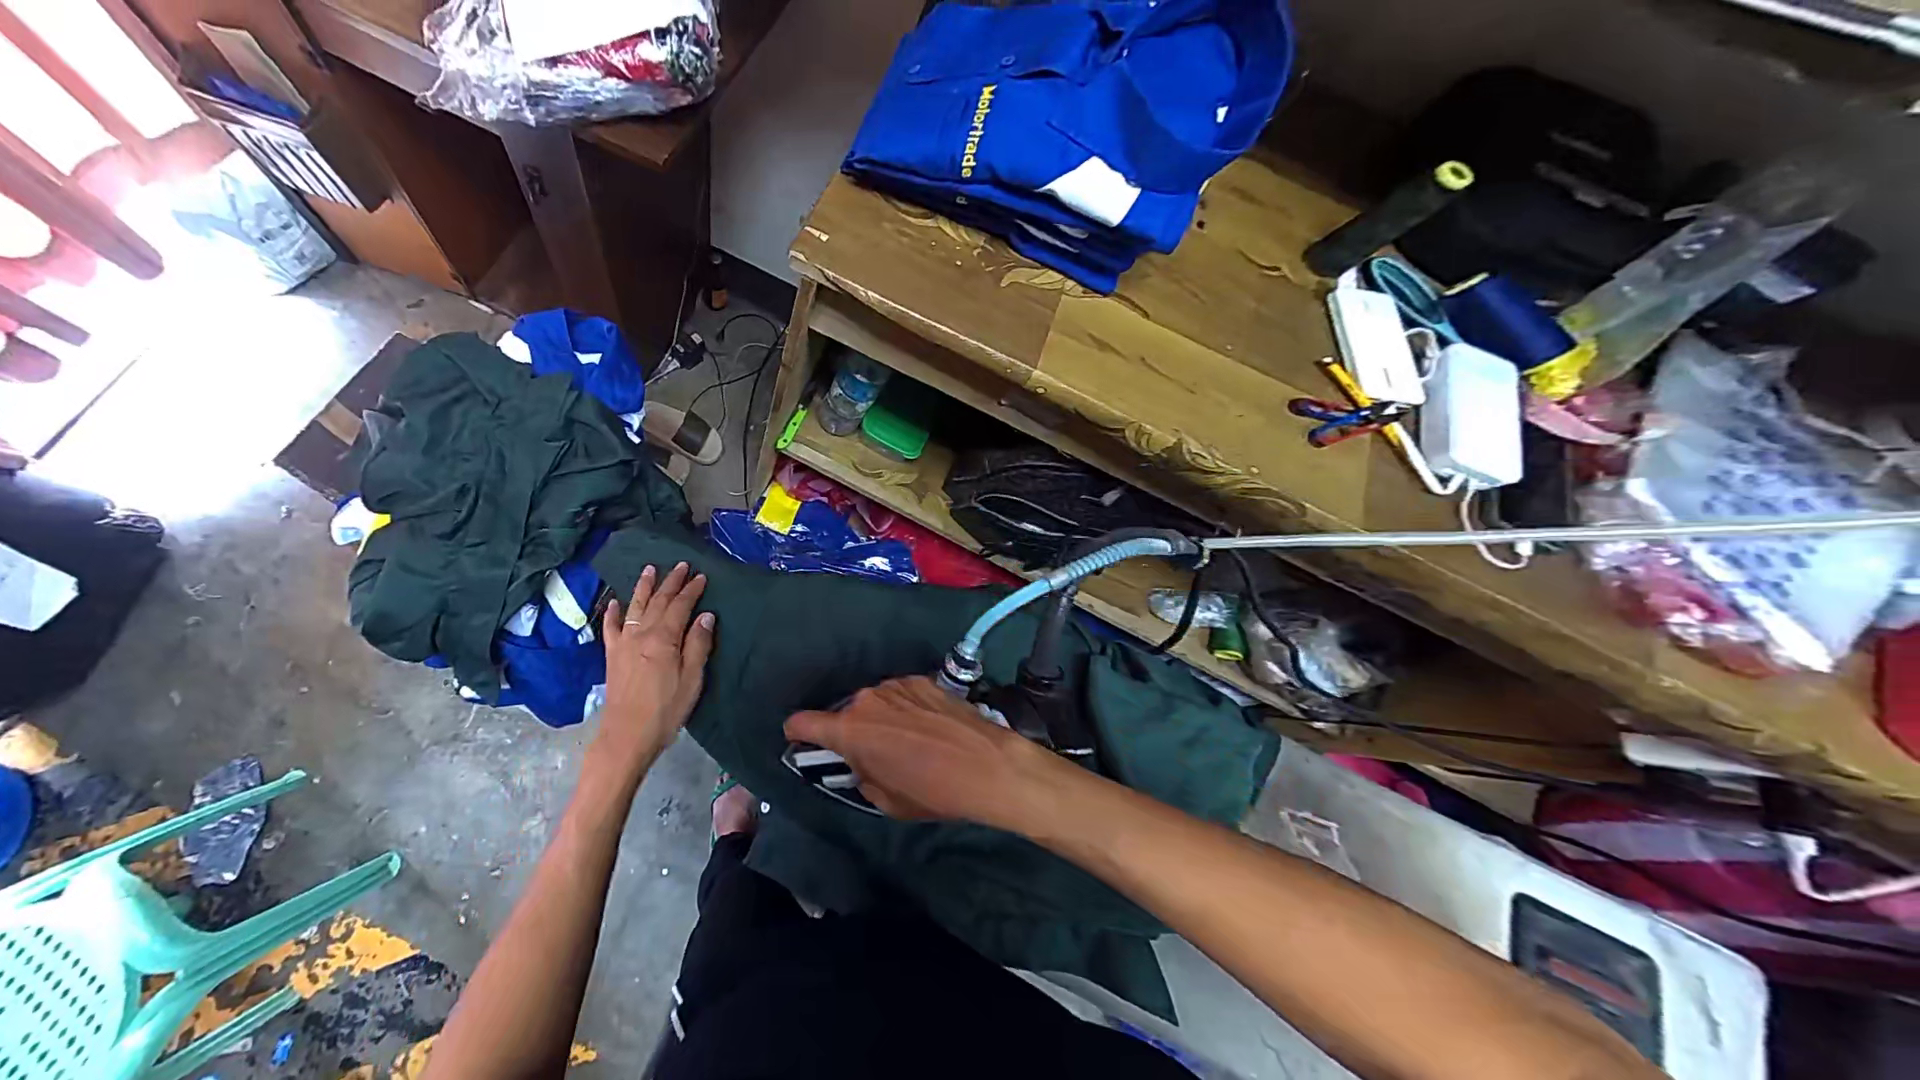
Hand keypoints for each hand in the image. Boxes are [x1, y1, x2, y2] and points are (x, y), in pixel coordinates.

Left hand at [596, 562, 714, 766]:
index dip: (691, 590)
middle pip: (657, 602)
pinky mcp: (612, 656)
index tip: (701, 576)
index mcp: (663, 639)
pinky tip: (614, 602)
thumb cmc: (665, 710)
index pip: (680, 607)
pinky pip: (610, 628)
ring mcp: (623, 644)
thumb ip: (698, 646)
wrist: (626, 736)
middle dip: (670, 582)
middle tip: (681, 565)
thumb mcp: (692, 680)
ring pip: (634, 608)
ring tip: (649, 570)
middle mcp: (641, 635)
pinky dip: (612, 613)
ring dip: (643, 587)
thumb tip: (705, 616)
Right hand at [782, 676, 1064, 829]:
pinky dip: (906, 707)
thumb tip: (860, 763)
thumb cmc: (933, 791)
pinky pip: (902, 694)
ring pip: (876, 702)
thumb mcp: (886, 800)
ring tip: (909, 739)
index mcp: (850, 730)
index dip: (798, 733)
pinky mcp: (923, 679)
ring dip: (881, 717)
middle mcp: (868, 699)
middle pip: (846, 713)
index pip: (802, 722)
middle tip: (874, 752)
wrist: (988, 764)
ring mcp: (898, 684)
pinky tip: (928, 725)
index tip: (802, 741)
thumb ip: (861, 775)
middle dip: (852, 731)